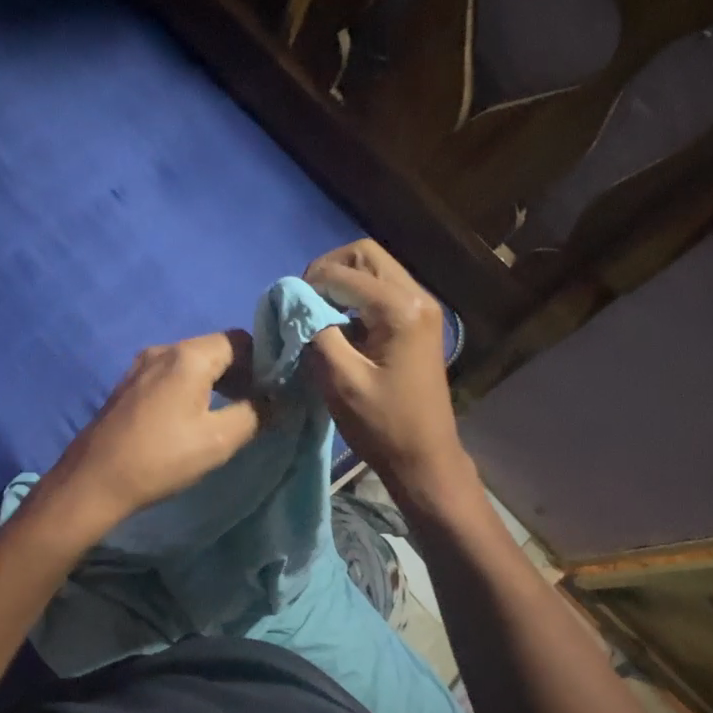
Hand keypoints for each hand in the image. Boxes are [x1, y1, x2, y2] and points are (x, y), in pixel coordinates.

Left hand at [32, 331, 261, 535]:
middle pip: (214, 349)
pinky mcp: (127, 387)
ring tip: (230, 414)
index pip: (240, 340)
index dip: (264, 361)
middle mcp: (162, 350)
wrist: (94, 480)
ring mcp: (139, 367)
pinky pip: (169, 376)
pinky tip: (194, 418)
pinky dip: (190, 388)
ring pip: (191, 363)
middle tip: (258, 405)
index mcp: (188, 356)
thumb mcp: (218, 441)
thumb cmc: (161, 458)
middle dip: (241, 372)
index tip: (276, 390)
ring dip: (216, 381)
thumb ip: (255, 414)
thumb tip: (277, 401)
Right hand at [305, 240, 472, 489]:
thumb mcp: (340, 381)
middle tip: (305, 303)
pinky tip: (339, 328)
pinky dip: (355, 299)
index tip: (288, 312)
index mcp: (401, 309)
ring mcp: (421, 308)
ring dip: (342, 284)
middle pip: (365, 255)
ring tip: (318, 316)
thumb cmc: (382, 425)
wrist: (423, 458)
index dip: (309, 285)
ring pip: (374, 270)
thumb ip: (316, 334)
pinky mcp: (418, 323)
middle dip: (328, 271)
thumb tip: (298, 306)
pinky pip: (382, 292)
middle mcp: (417, 297)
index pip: (344, 272)